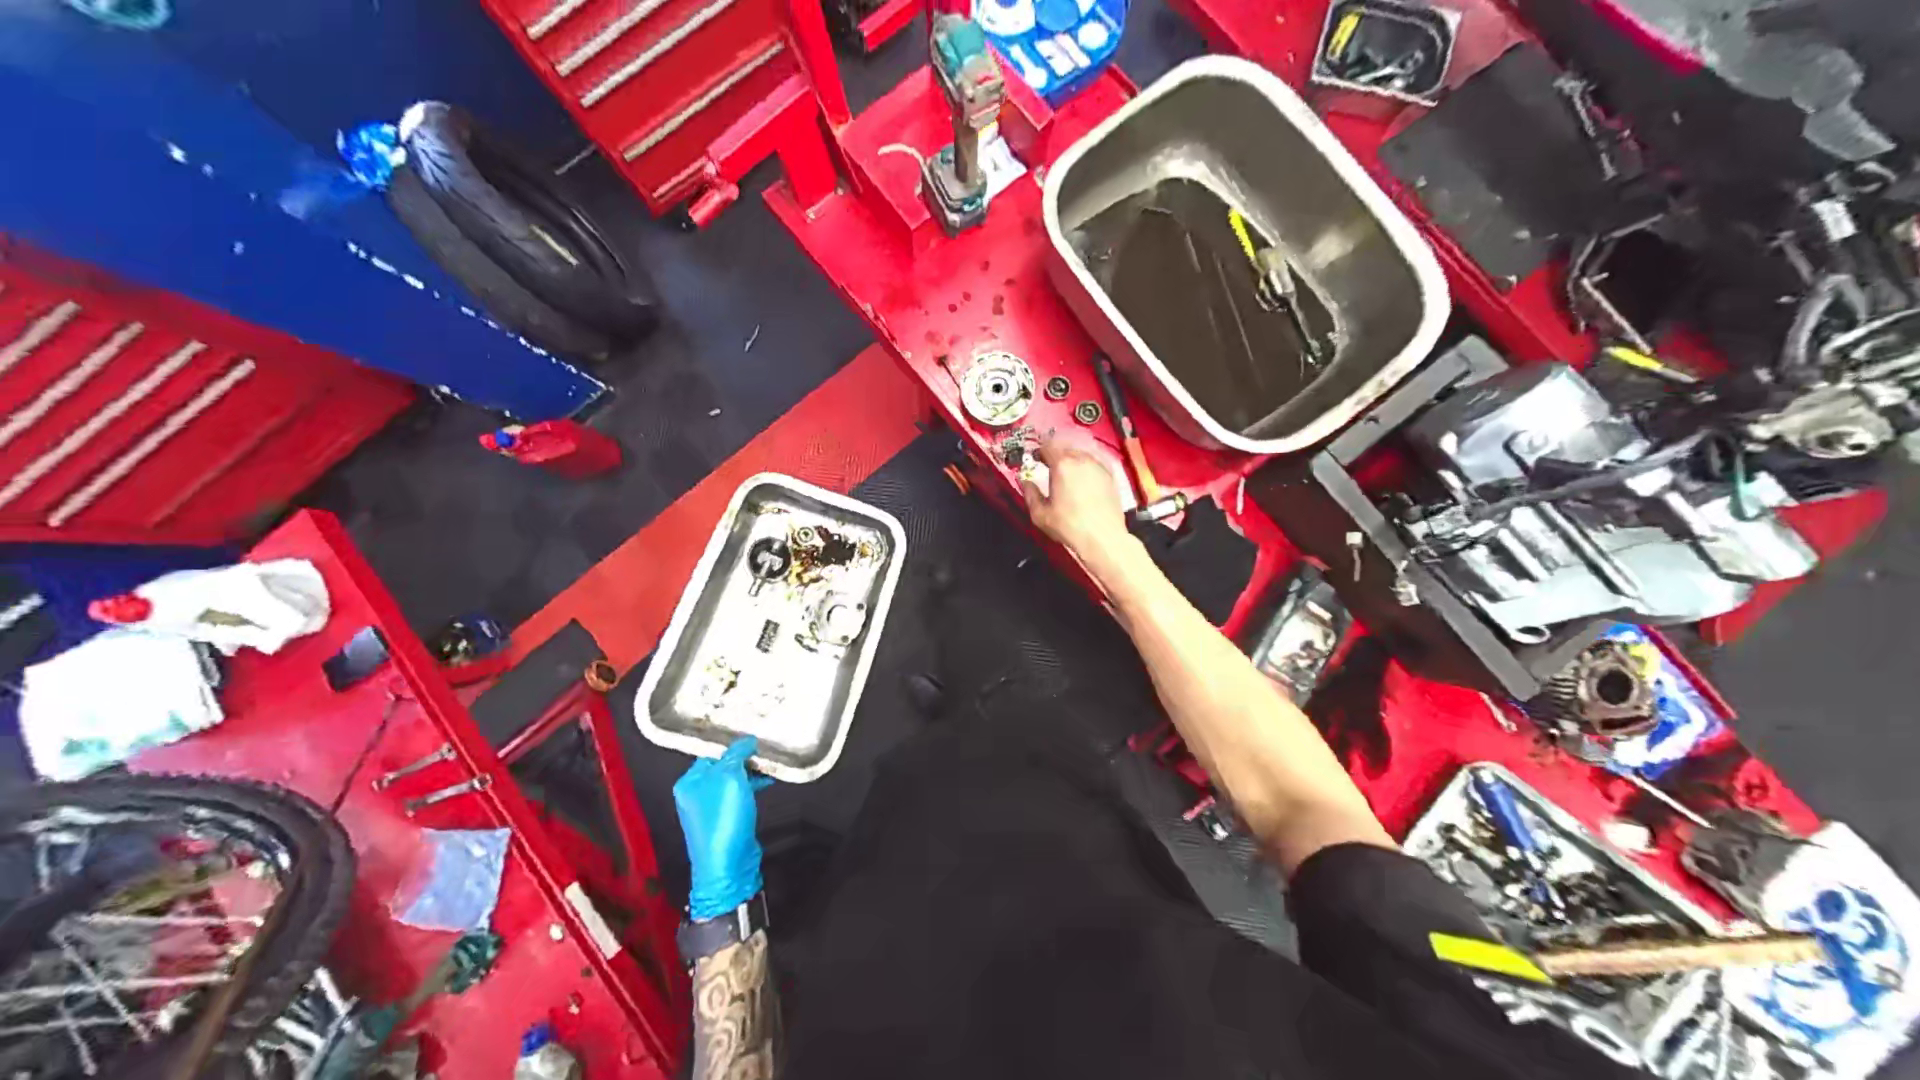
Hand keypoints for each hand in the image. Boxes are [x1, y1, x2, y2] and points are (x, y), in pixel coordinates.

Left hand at [673, 737, 772, 919]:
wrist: (728, 866)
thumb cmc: (723, 817)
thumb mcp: (730, 778)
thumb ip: (737, 754)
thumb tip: (747, 739)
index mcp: (689, 782)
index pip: (712, 753)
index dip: (733, 744)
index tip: (754, 736)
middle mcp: (696, 794)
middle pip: (723, 766)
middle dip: (744, 758)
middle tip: (765, 749)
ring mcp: (711, 809)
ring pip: (733, 781)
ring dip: (751, 772)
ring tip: (770, 764)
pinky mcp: (727, 820)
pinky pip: (740, 795)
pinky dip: (753, 787)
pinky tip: (768, 782)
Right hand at [1022, 441, 1130, 564]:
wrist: (1103, 537)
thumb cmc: (1070, 526)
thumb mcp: (1040, 514)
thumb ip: (1029, 494)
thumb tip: (1026, 483)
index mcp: (1062, 465)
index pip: (1048, 446)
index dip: (1040, 451)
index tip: (1036, 458)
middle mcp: (1081, 460)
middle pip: (1065, 448)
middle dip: (1055, 455)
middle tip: (1049, 466)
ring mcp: (1098, 467)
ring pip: (1081, 454)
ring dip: (1072, 460)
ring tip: (1066, 474)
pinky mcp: (1110, 476)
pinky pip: (1094, 464)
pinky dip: (1086, 468)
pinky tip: (1083, 480)